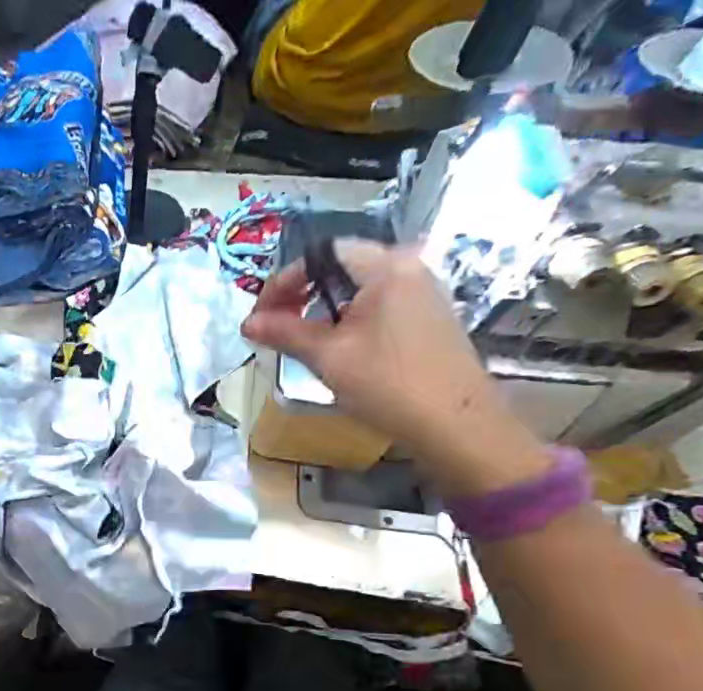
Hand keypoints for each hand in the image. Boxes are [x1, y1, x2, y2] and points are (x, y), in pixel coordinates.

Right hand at [240, 239, 551, 495]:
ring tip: (298, 338)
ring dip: (321, 307)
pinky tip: (334, 345)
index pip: (321, 255)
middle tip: (273, 326)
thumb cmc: (388, 385)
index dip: (283, 282)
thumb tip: (248, 324)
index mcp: (385, 266)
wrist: (455, 424)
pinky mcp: (426, 314)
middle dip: (300, 294)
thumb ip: (285, 333)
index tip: (260, 315)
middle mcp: (408, 266)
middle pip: (339, 267)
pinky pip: (376, 303)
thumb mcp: (328, 358)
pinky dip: (347, 317)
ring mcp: (421, 290)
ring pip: (357, 287)